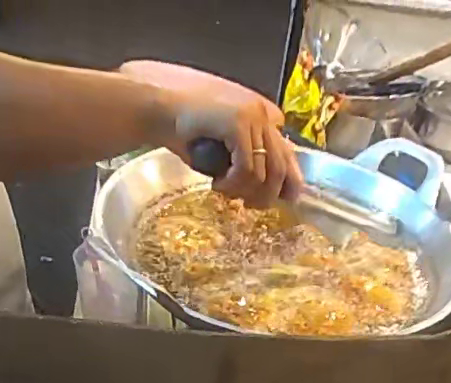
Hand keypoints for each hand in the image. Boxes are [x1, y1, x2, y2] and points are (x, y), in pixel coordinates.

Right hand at [119, 60, 302, 204]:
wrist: (161, 108)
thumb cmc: (185, 129)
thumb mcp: (222, 149)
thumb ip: (244, 161)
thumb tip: (260, 192)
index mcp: (262, 116)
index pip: (288, 155)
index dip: (290, 183)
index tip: (282, 201)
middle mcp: (263, 114)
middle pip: (281, 168)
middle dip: (267, 196)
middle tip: (248, 206)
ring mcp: (252, 116)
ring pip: (265, 174)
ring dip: (243, 192)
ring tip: (224, 191)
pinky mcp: (239, 123)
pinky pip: (247, 170)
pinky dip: (232, 184)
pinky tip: (217, 183)